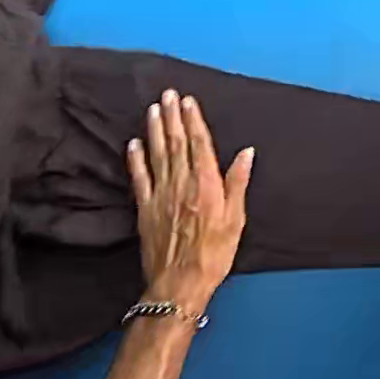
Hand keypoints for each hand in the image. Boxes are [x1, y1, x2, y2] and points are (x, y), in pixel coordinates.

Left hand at [126, 90, 252, 317]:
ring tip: (153, 109)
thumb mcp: (236, 219)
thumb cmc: (215, 253)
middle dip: (172, 117)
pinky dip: (136, 159)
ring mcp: (160, 195)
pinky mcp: (145, 209)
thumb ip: (237, 183)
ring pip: (157, 154)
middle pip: (176, 143)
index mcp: (206, 184)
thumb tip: (245, 152)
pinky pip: (139, 178)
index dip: (193, 120)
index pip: (199, 144)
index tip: (188, 101)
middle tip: (167, 94)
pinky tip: (134, 143)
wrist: (180, 284)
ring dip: (155, 129)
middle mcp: (181, 184)